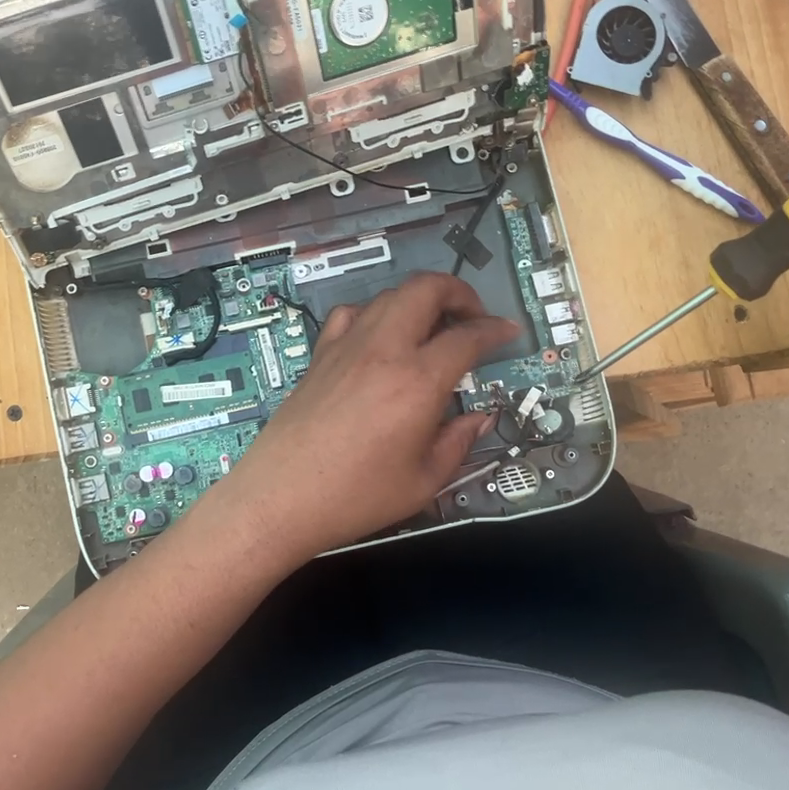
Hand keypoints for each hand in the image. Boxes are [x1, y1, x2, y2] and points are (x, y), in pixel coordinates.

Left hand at [189, 272, 516, 563]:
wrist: (281, 499)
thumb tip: (478, 419)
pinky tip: (379, 337)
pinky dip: (373, 314)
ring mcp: (346, 348)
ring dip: (418, 301)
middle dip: (458, 293)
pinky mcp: (320, 357)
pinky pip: (350, 315)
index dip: (495, 330)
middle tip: (472, 317)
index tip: (507, 332)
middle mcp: (382, 352)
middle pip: (426, 290)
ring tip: (431, 327)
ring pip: (388, 295)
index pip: (467, 336)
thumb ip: (457, 443)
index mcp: (416, 382)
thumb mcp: (422, 482)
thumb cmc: (353, 498)